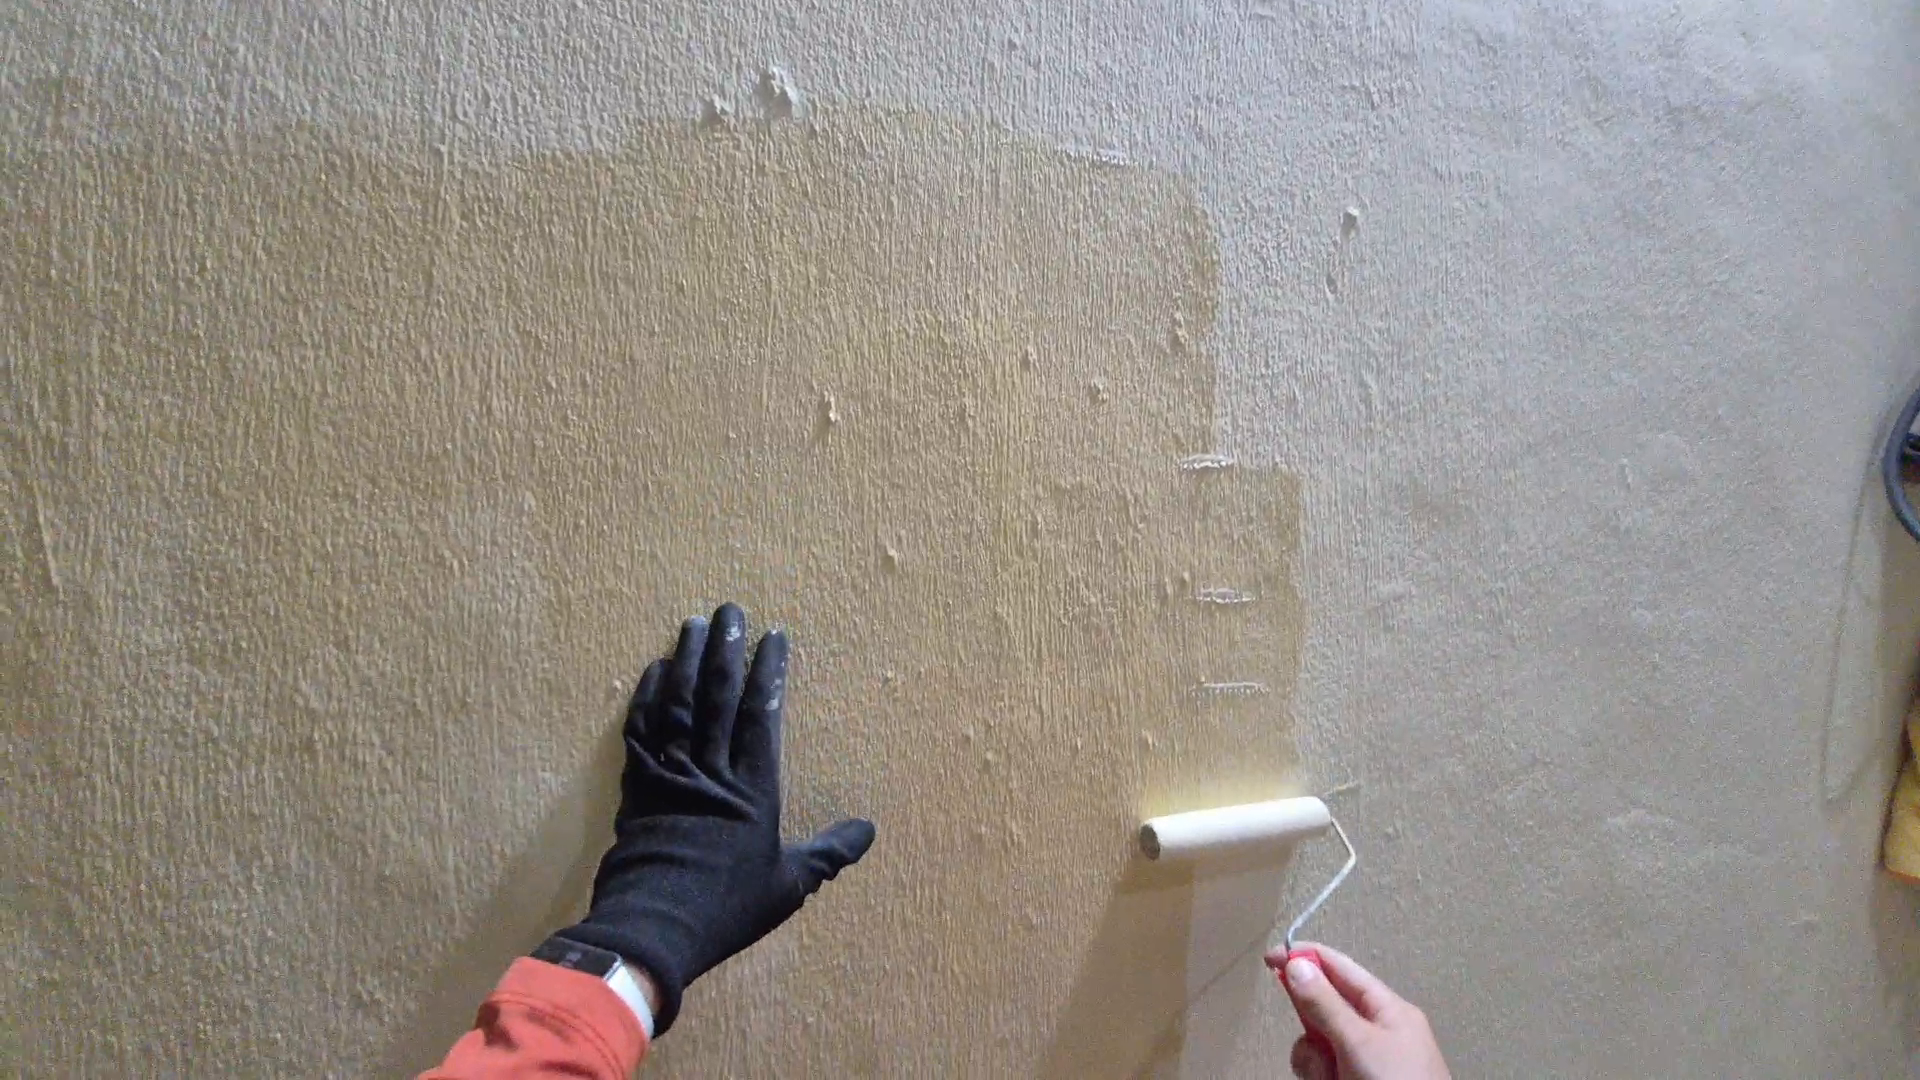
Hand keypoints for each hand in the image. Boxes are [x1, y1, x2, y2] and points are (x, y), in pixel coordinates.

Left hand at [557, 603, 875, 1034]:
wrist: (651, 932)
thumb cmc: (726, 906)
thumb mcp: (788, 885)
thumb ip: (829, 853)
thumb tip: (870, 831)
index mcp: (752, 786)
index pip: (761, 713)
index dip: (768, 671)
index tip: (773, 635)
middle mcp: (712, 768)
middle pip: (718, 696)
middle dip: (725, 649)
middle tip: (729, 610)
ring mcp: (670, 773)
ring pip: (678, 704)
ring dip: (685, 660)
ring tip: (692, 624)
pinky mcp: (637, 786)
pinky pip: (640, 732)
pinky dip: (645, 698)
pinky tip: (652, 670)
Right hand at [1265, 942, 1450, 1079]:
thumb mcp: (1359, 1045)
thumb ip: (1324, 1003)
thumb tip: (1295, 961)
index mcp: (1387, 1009)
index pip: (1338, 965)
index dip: (1303, 956)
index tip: (1268, 960)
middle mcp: (1376, 1030)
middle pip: (1324, 1004)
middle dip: (1310, 1023)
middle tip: (1315, 1044)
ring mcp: (1366, 1060)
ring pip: (1318, 1039)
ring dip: (1313, 1058)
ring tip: (1328, 1078)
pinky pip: (1322, 1065)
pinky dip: (1318, 1074)